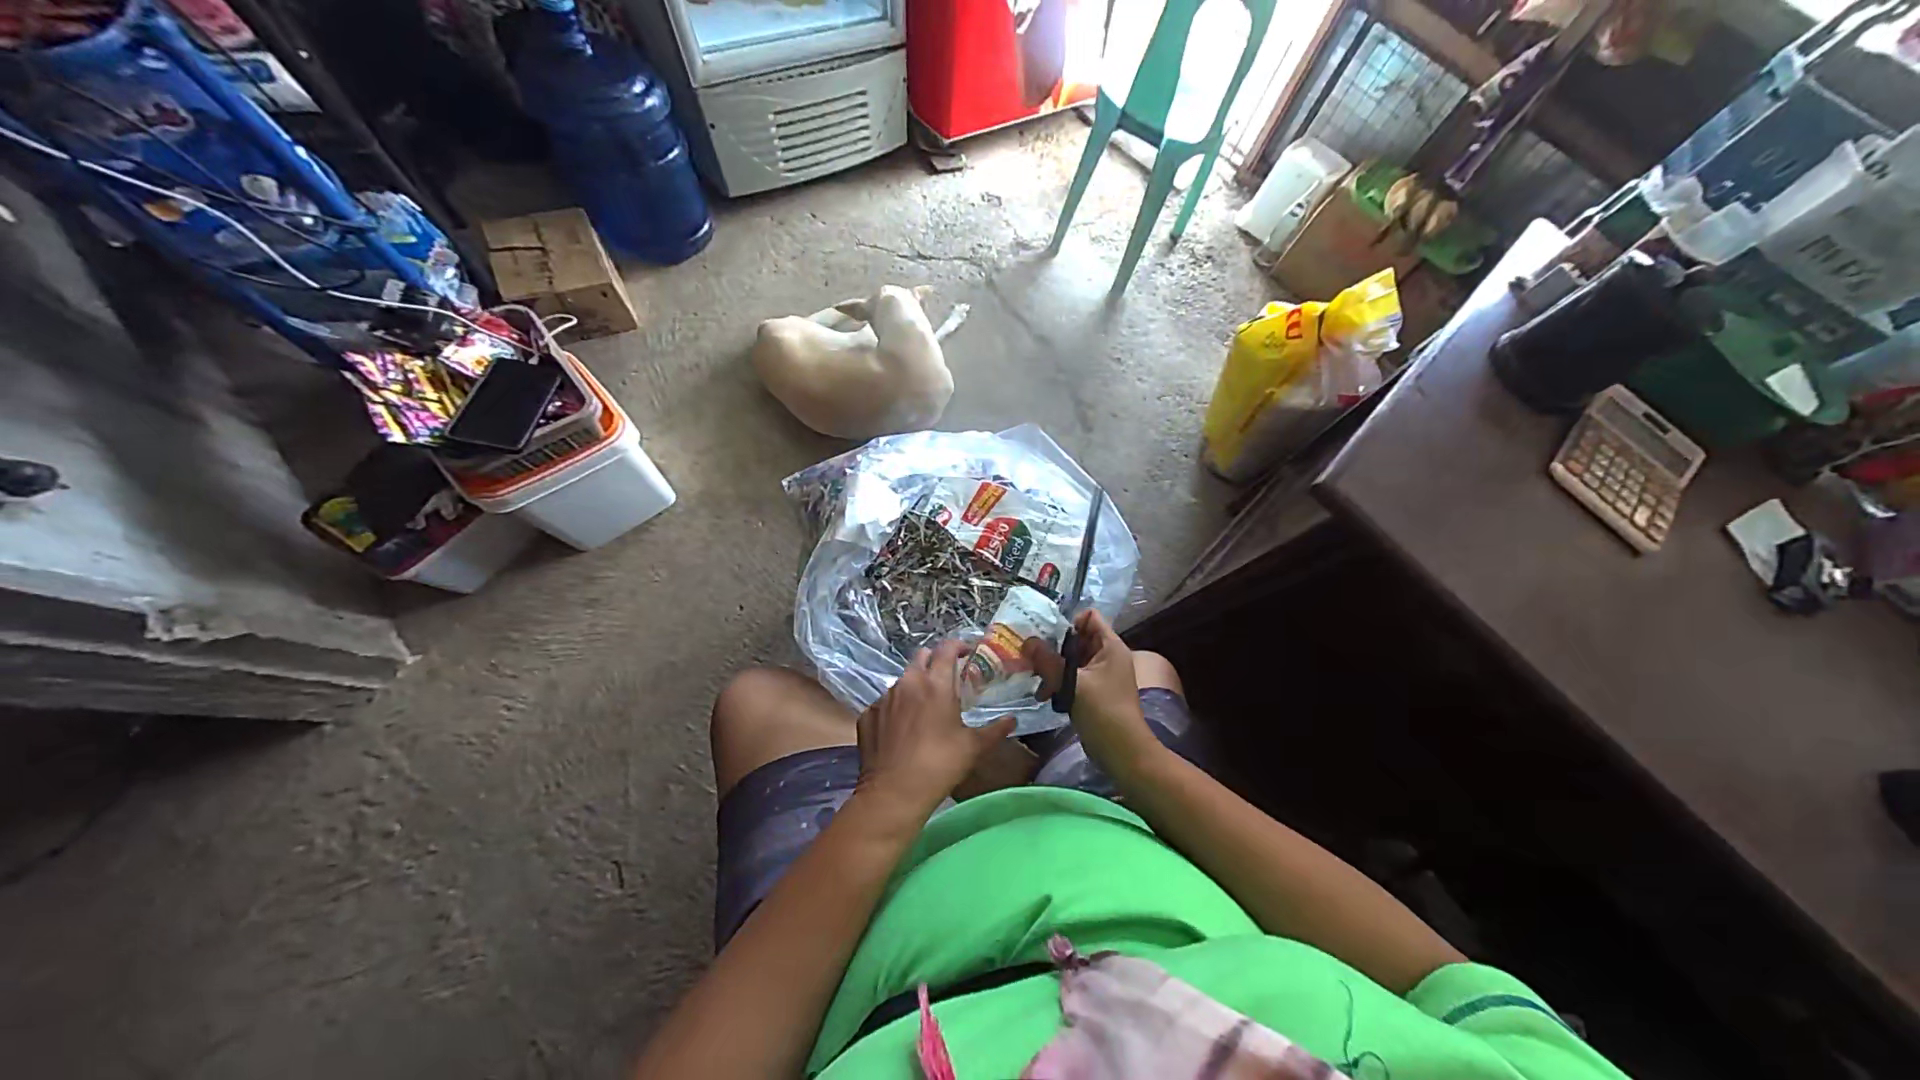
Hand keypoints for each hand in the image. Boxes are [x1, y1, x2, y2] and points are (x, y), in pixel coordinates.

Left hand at [857, 639, 1016, 815]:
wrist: (894, 792)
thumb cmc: (940, 765)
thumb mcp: (974, 747)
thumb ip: (995, 730)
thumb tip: (1012, 720)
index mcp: (936, 684)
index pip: (946, 649)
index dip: (957, 646)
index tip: (966, 652)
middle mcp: (907, 683)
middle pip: (921, 658)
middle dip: (934, 662)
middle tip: (946, 679)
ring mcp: (883, 698)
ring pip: (901, 681)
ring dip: (914, 687)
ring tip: (924, 709)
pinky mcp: (867, 715)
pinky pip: (884, 704)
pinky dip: (895, 710)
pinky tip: (901, 730)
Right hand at [1023, 611, 1158, 774]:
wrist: (1122, 751)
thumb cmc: (1103, 711)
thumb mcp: (1074, 684)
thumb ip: (1049, 661)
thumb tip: (1027, 641)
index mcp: (1110, 646)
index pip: (1090, 617)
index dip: (1068, 620)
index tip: (1046, 633)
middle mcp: (1107, 656)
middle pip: (1077, 638)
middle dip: (1054, 646)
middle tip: (1030, 655)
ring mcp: (1100, 675)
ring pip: (1072, 659)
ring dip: (1053, 667)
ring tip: (1036, 680)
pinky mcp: (1092, 691)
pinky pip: (1072, 677)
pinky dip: (1058, 682)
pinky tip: (1044, 695)